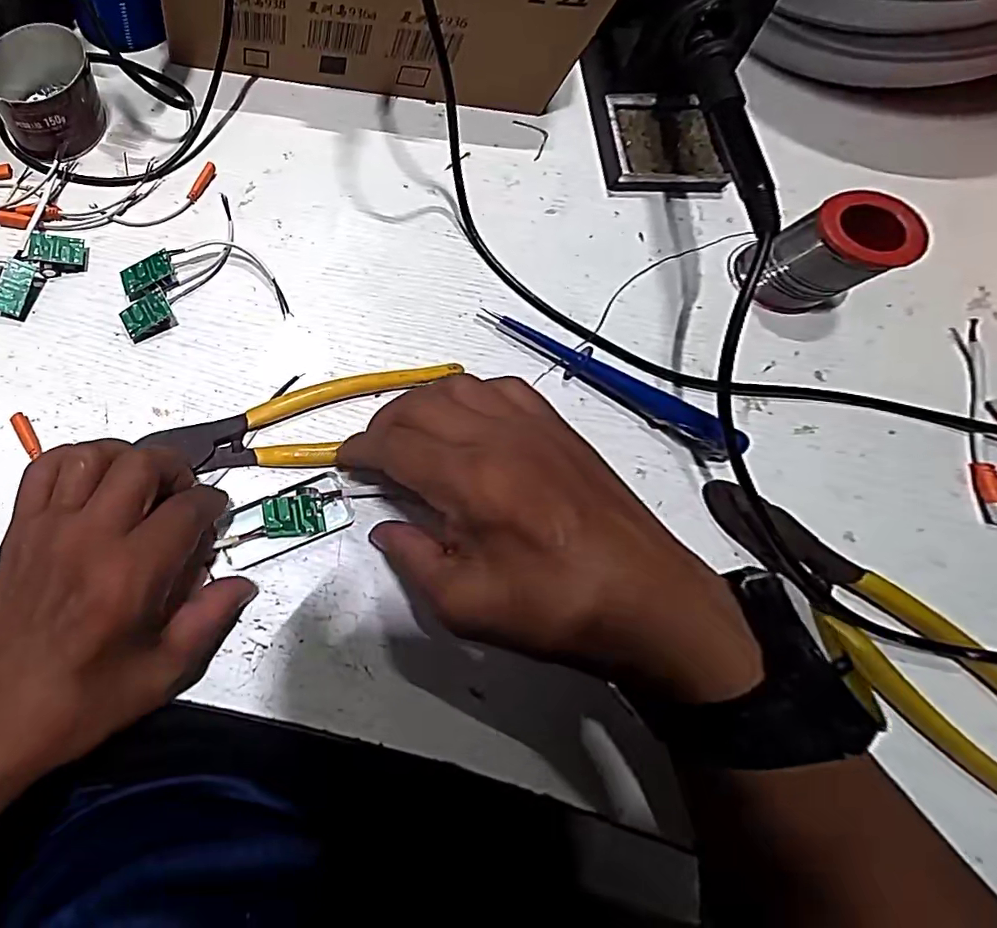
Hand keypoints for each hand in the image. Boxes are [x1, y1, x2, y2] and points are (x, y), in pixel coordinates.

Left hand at [0, 440, 255, 781]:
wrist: (2, 711)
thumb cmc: (78, 700)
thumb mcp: (160, 673)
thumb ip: (207, 620)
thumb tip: (238, 586)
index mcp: (128, 576)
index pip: (185, 509)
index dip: (211, 503)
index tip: (213, 511)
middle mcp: (88, 540)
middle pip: (142, 464)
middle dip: (175, 469)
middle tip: (182, 492)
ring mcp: (50, 528)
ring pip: (93, 455)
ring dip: (126, 458)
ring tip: (140, 481)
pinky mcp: (22, 528)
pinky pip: (44, 468)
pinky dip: (72, 460)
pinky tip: (91, 480)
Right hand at [340, 375, 761, 702]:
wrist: (649, 603)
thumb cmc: (561, 609)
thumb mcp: (465, 605)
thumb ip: (413, 559)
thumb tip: (388, 530)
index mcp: (472, 482)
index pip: (394, 444)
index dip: (360, 450)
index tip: (347, 460)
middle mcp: (499, 440)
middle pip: (416, 407)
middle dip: (381, 425)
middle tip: (372, 453)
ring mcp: (532, 427)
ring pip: (454, 387)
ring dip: (419, 405)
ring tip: (409, 433)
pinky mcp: (557, 429)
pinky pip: (499, 387)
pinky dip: (466, 395)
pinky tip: (464, 421)